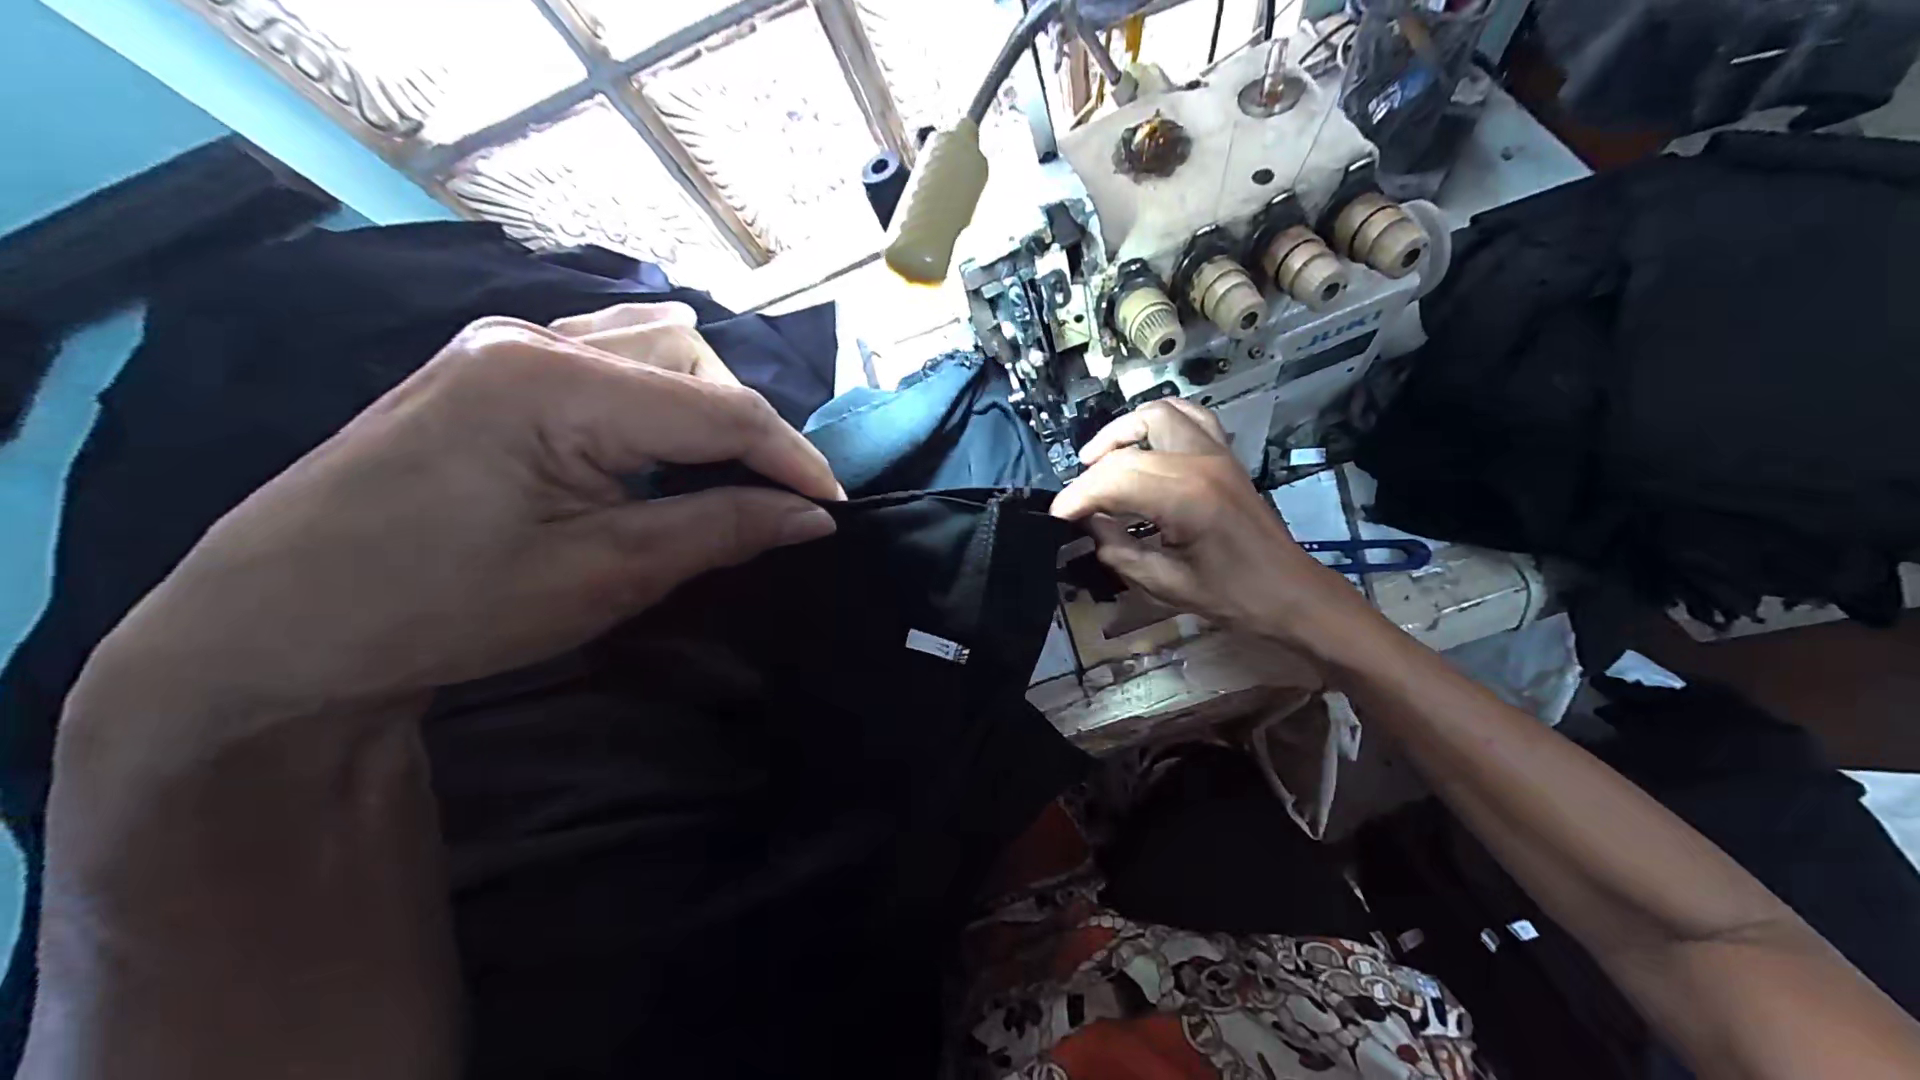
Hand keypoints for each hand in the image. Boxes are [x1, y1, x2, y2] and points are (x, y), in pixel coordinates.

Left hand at [84, 307, 842, 715]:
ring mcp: (505, 344)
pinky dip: (660, 395)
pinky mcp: (493, 367)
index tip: (838, 509)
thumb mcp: (602, 577)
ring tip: (728, 473)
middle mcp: (531, 338)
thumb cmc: (438, 611)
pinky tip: (664, 436)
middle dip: (750, 433)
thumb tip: (813, 517)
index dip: (793, 460)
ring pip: (656, 349)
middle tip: (776, 503)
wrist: (275, 626)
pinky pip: (609, 356)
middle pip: (692, 363)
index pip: (718, 409)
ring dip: (708, 407)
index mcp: (552, 384)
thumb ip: (719, 530)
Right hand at [1049, 399, 1375, 656]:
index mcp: (1187, 497)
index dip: (1076, 497)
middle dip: (1092, 473)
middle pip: (1127, 448)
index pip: (1113, 479)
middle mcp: (1200, 462)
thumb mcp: (1163, 584)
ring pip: (1156, 414)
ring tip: (1100, 461)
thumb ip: (1117, 549)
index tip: (1056, 518)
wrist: (1291, 593)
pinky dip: (1156, 422)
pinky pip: (1187, 416)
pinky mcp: (1225, 454)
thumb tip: (1089, 524)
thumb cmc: (1232, 598)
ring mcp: (1216, 451)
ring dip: (1121, 433)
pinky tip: (1143, 446)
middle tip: (1078, 503)